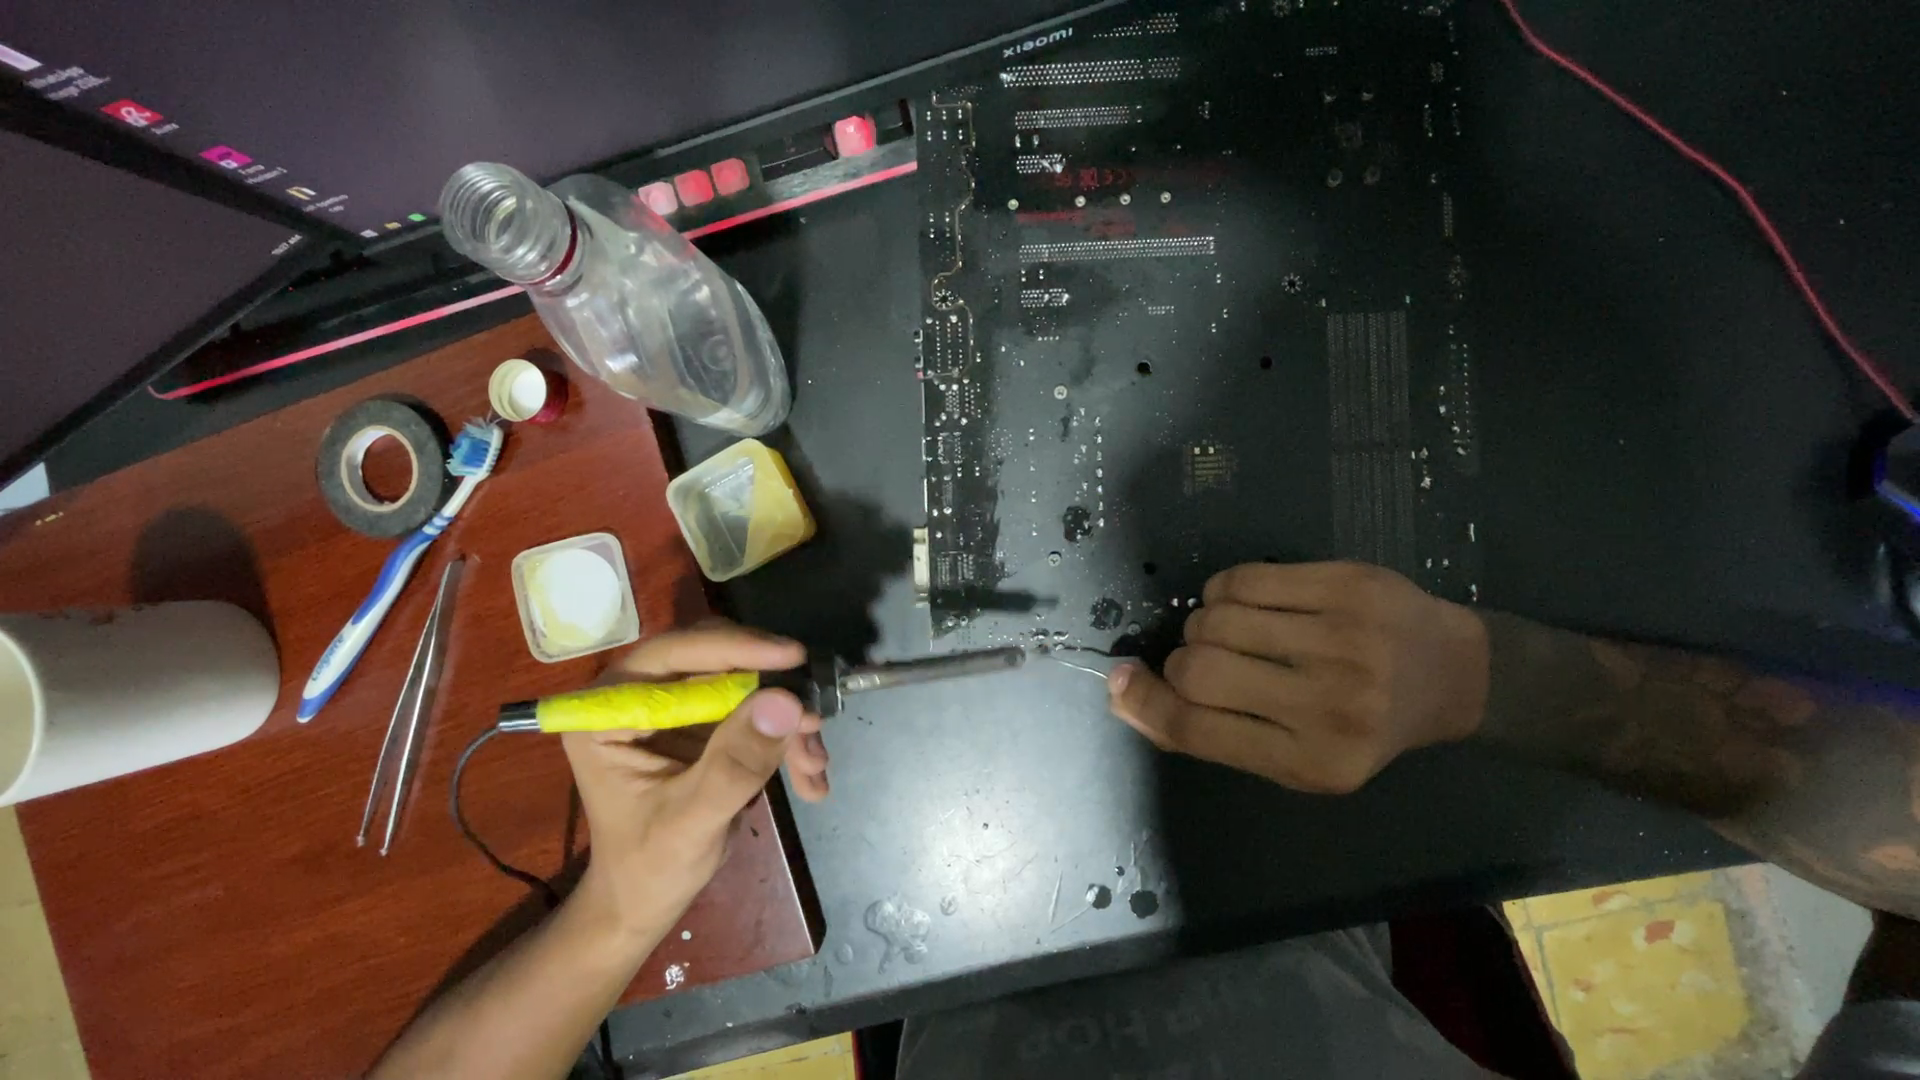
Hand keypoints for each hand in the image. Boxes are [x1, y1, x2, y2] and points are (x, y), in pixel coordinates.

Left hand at [562, 623, 832, 938]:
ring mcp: (677, 710)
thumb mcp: (691, 822)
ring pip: (747, 685)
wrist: (645, 903)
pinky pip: (759, 713)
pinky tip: (809, 779)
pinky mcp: (707, 725)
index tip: (792, 656)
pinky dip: (788, 741)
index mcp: (608, 712)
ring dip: (787, 723)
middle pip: (717, 660)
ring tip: (814, 766)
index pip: (672, 654)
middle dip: (770, 692)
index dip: (733, 648)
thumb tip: (785, 701)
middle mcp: (641, 697)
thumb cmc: (648, 869)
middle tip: (813, 720)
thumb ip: (733, 764)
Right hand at [1107, 561, 1488, 793]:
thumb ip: (1209, 733)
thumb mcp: (1290, 755)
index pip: (1196, 731)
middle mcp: (1331, 706)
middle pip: (1197, 671)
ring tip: (1235, 632)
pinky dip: (1227, 590)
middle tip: (1206, 660)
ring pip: (1215, 619)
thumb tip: (1122, 695)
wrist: (1452, 676)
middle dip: (1181, 661)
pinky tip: (1250, 603)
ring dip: (1205, 623)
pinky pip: (1243, 579)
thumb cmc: (1360, 725)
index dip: (1143, 704)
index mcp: (1313, 763)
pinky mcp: (1347, 587)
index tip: (1120, 681)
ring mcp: (1343, 641)